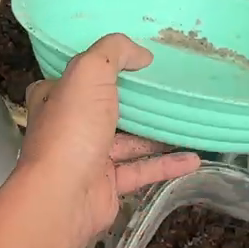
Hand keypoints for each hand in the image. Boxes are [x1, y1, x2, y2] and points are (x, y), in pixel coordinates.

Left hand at [18, 33, 200, 247]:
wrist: (63, 195)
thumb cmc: (71, 128)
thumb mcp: (89, 71)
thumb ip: (114, 52)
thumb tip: (141, 54)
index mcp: (55, 97)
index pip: (73, 77)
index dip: (98, 68)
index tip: (131, 61)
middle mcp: (68, 127)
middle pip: (103, 108)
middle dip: (131, 101)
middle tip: (166, 89)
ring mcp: (87, 157)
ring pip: (127, 141)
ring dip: (155, 134)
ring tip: (186, 121)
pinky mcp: (107, 184)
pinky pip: (141, 170)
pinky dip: (167, 164)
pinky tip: (193, 159)